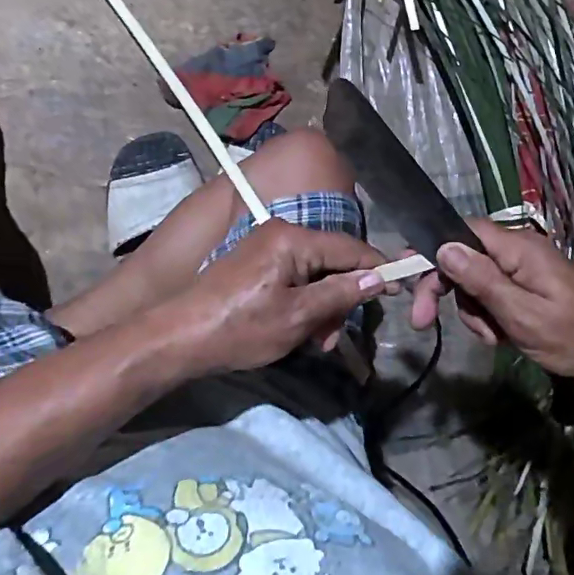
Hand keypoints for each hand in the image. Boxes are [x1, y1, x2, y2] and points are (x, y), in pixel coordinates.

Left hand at [164, 219, 387, 375]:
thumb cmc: (237, 329)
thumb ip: (341, 294)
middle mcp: (283, 232)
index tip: (401, 288)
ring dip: (323, 305)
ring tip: (314, 342)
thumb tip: (379, 279)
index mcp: (293, 238)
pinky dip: (305, 301)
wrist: (172, 341)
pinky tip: (299, 329)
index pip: (351, 249)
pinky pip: (296, 276)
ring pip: (316, 273)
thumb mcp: (297, 317)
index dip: (379, 269)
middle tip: (334, 337)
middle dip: (342, 299)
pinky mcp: (256, 261)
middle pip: (334, 262)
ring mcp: (267, 245)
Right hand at [411, 219, 573, 379]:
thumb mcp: (521, 314)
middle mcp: (520, 248)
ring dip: (474, 311)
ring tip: (495, 337)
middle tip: (426, 325)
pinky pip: (494, 292)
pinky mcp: (528, 284)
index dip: (433, 252)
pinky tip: (504, 335)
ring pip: (476, 280)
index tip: (411, 284)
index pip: (464, 231)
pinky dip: (490, 315)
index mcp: (519, 247)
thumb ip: (482, 280)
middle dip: (448, 291)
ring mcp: (525, 266)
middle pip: (465, 257)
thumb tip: (444, 247)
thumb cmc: (571, 335)